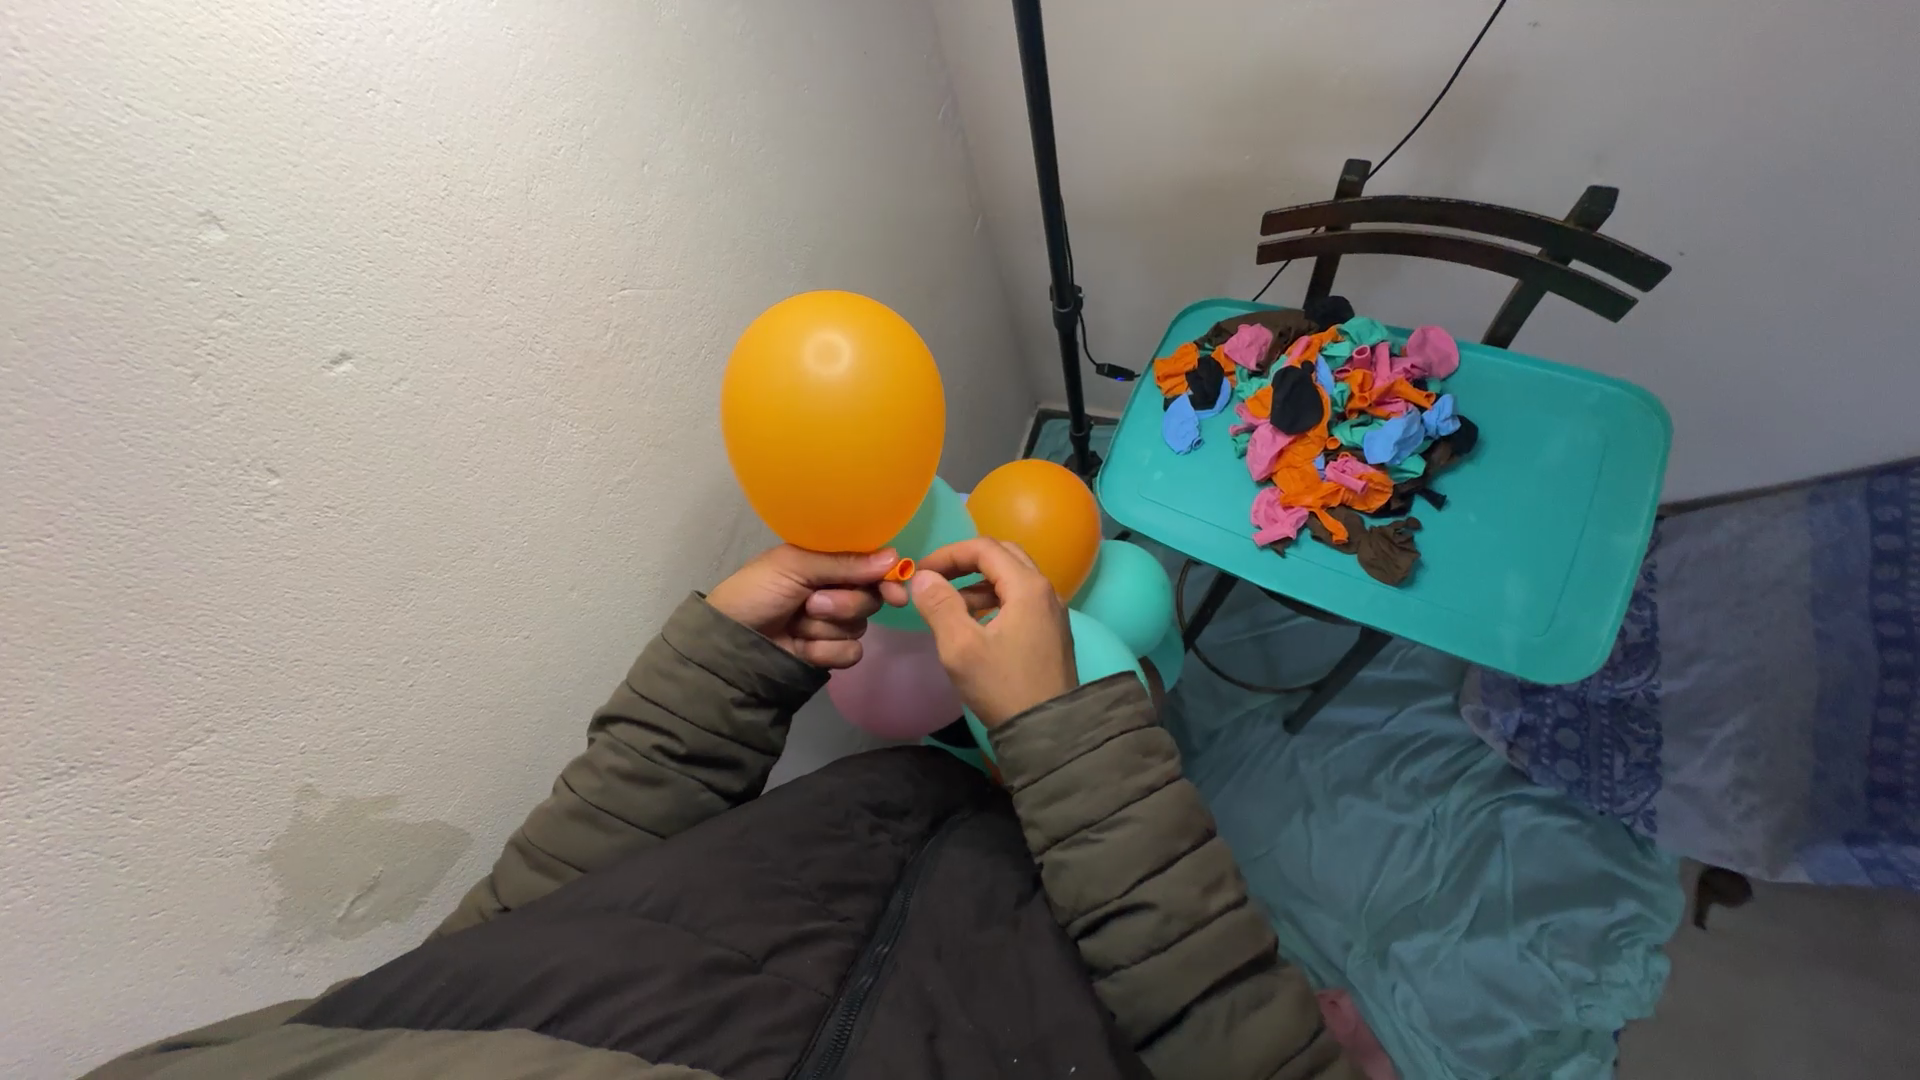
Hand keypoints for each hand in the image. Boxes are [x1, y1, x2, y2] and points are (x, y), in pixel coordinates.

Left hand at [707, 545, 911, 668]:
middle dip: (842, 604)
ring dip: (827, 628)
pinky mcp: (829, 653)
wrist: (729, 643)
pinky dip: (826, 651)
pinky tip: (803, 647)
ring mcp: (832, 624)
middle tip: (811, 604)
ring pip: (860, 627)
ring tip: (797, 624)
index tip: (894, 592)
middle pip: (869, 598)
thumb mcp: (794, 566)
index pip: (871, 566)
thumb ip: (844, 562)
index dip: (886, 577)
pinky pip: (851, 652)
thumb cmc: (755, 592)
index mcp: (827, 564)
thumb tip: (894, 557)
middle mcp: (835, 591)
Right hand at [910, 537, 1076, 727]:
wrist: (1049, 732)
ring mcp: (1052, 611)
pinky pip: (1020, 600)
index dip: (948, 554)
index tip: (921, 572)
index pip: (984, 548)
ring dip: (978, 584)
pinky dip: (994, 601)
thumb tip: (922, 577)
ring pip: (1012, 579)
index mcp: (1027, 587)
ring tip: (948, 605)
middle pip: (1003, 556)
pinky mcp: (1051, 631)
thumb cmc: (1003, 687)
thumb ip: (939, 606)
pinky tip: (974, 624)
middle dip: (966, 563)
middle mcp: (1046, 591)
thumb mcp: (961, 647)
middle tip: (936, 580)